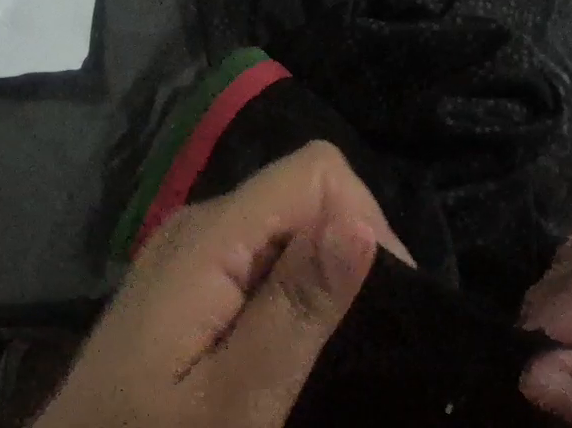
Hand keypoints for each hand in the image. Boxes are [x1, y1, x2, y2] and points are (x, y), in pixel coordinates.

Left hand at [35, 142, 412, 427]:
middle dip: (344, 249)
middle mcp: (199, 222)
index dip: (362, 220)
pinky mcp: (187, 277)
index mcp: (210, 236)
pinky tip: (287, 344)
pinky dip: (290, 287)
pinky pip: (259, 253)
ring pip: (285, 223)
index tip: (383, 302)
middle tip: (354, 341)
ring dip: (320, 274)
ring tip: (326, 349)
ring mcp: (189, 248)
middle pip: (302, 192)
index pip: (314, 171)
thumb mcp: (236, 400)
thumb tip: (362, 221)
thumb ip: (297, 307)